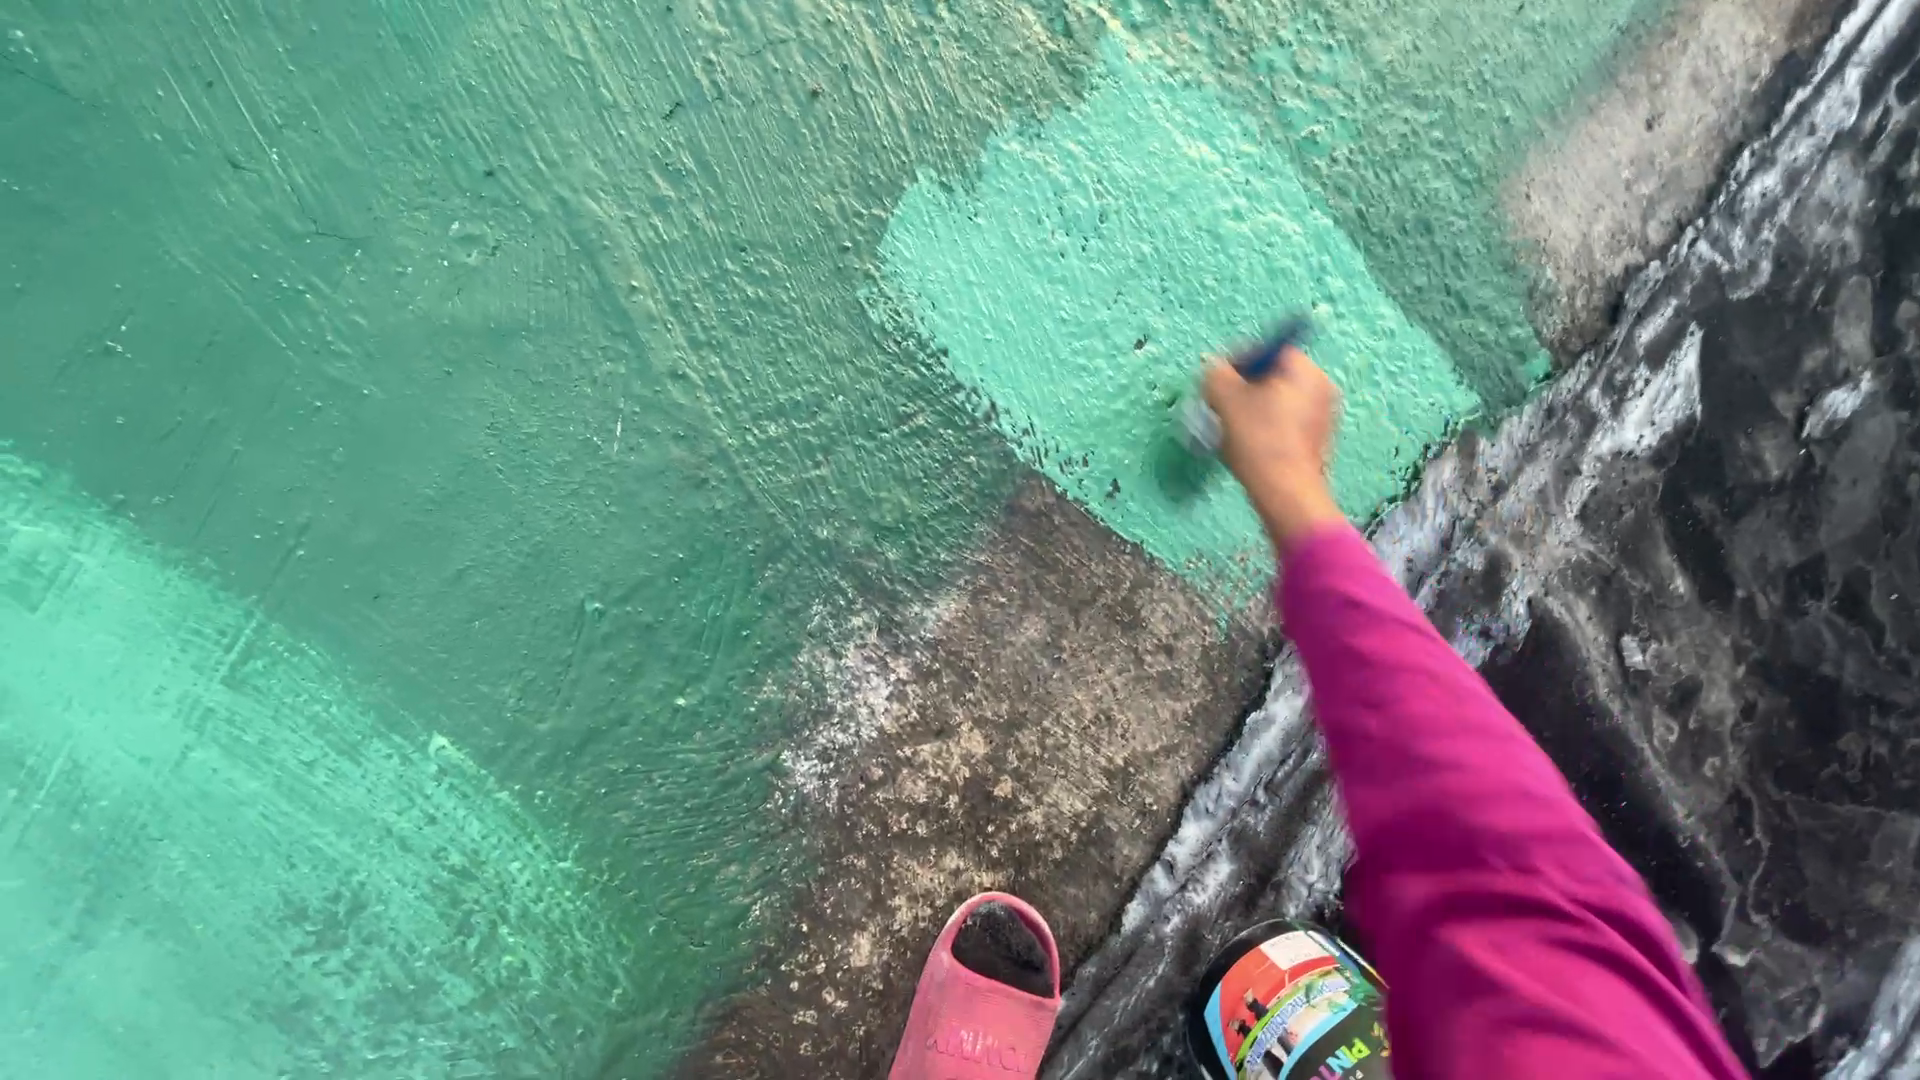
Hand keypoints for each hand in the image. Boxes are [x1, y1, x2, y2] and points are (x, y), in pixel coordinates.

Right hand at [1203, 346, 1344, 553]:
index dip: (1239, 360)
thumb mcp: (1226, 401)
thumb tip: (1213, 367)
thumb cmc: (1257, 439)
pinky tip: (1249, 444)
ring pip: (1279, 401)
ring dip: (1254, 408)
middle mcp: (1321, 386)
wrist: (1285, 491)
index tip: (1217, 379)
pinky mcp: (1318, 441)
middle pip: (1275, 376)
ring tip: (1231, 426)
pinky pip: (1286, 422)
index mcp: (1304, 370)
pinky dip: (1267, 426)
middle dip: (1245, 387)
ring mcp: (1324, 415)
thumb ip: (1216, 375)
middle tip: (1220, 404)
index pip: (1270, 349)